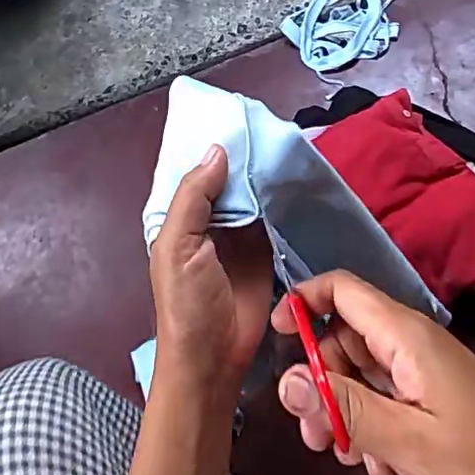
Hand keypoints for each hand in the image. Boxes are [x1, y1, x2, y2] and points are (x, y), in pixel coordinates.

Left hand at [148, 145, 273, 392]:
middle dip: (245, 156)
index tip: (238, 116)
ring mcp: (240, 233)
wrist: (215, 359)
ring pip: (252, 193)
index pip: (196, 172)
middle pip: (228, 179)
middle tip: (272, 125)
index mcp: (181, 218)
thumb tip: (219, 149)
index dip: (213, 147)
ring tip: (287, 141)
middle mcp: (210, 220)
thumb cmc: (187, 304)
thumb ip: (194, 198)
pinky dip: (281, 197)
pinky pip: (273, 214)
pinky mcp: (265, 247)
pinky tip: (296, 175)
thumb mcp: (178, 248)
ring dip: (264, 174)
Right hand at [271, 271, 474, 474]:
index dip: (306, 300)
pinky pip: (382, 399)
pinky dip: (367, 426)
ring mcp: (422, 374)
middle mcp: (412, 345)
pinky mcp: (430, 404)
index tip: (275, 336)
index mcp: (408, 335)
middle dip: (319, 376)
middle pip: (346, 336)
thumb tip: (286, 376)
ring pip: (360, 371)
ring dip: (341, 407)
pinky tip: (376, 466)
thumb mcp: (408, 442)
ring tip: (341, 454)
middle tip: (311, 432)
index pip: (345, 289)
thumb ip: (346, 406)